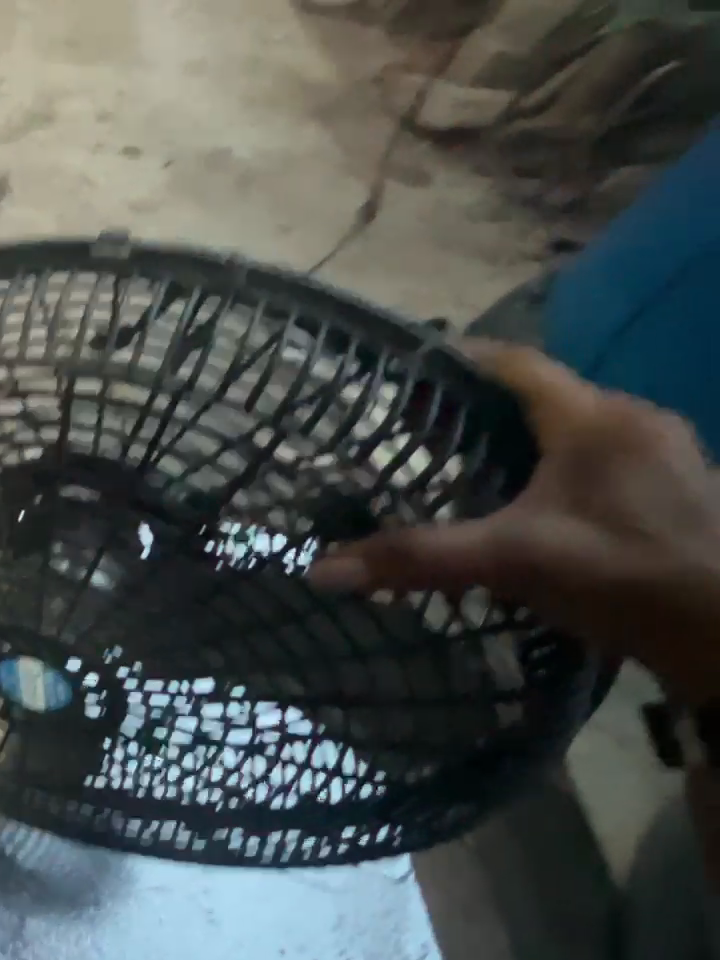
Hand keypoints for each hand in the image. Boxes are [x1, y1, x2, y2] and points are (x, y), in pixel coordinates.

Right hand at [310, 341, 719, 700]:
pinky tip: (508, 501)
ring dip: (506, 438)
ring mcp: (656, 458)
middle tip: (406, 428)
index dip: (457, 359)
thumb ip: (414, 558)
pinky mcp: (664, 493)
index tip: (400, 369)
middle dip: (470, 406)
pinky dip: (536, 467)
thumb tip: (318, 569)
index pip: (515, 364)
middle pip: (537, 396)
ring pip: (562, 430)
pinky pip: (583, 460)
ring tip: (445, 463)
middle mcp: (630, 423)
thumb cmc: (629, 576)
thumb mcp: (510, 561)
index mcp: (595, 421)